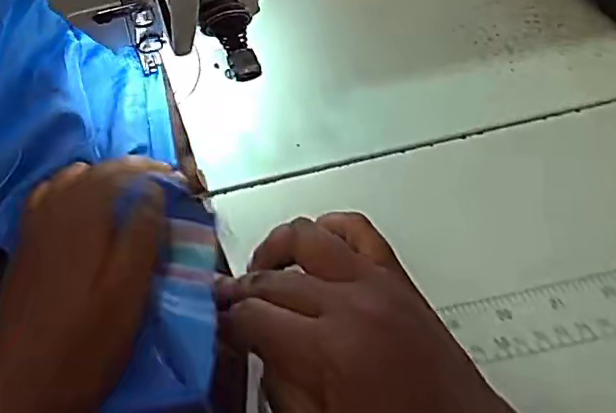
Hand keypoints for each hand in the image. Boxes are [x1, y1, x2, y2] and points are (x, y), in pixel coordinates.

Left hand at [0, 158, 172, 412]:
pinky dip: (73, 190)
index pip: (119, 170)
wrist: (15, 381)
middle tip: (157, 187)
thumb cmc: (80, 342)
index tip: (175, 177)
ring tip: (127, 196)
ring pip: (72, 179)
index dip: (150, 169)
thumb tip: (154, 191)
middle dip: (127, 172)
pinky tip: (83, 211)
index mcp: (82, 211)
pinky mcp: (24, 238)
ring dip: (101, 179)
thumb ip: (142, 237)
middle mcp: (54, 204)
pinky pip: (52, 195)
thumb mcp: (126, 295)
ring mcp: (34, 219)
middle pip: (95, 170)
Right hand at [217, 213, 510, 412]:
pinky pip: (355, 230)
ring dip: (275, 251)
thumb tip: (258, 351)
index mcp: (332, 349)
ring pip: (305, 236)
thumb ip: (282, 387)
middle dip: (241, 292)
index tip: (216, 325)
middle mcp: (352, 304)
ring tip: (264, 272)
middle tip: (227, 304)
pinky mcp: (399, 278)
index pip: (253, 315)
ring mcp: (377, 284)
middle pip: (272, 278)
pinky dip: (329, 229)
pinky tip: (315, 245)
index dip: (226, 321)